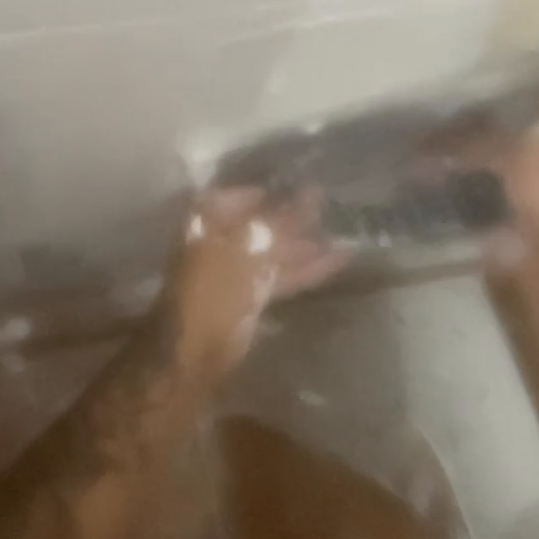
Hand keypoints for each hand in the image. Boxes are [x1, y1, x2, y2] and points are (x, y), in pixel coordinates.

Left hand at [169, 188, 346, 374]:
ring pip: (273, 252)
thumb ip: (279, 222)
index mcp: (207, 225)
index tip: (294, 186)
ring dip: (304, 244)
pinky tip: (338, 261)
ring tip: (342, 232)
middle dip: (291, 217)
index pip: (234, 198)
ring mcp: (234, 273)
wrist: (196, 352)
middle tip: (326, 206)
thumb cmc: (214, 290)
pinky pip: (281, 276)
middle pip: (258, 225)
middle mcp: (219, 244)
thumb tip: (310, 194)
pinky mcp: (250, 299)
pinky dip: (307, 269)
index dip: (263, 192)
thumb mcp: (247, 249)